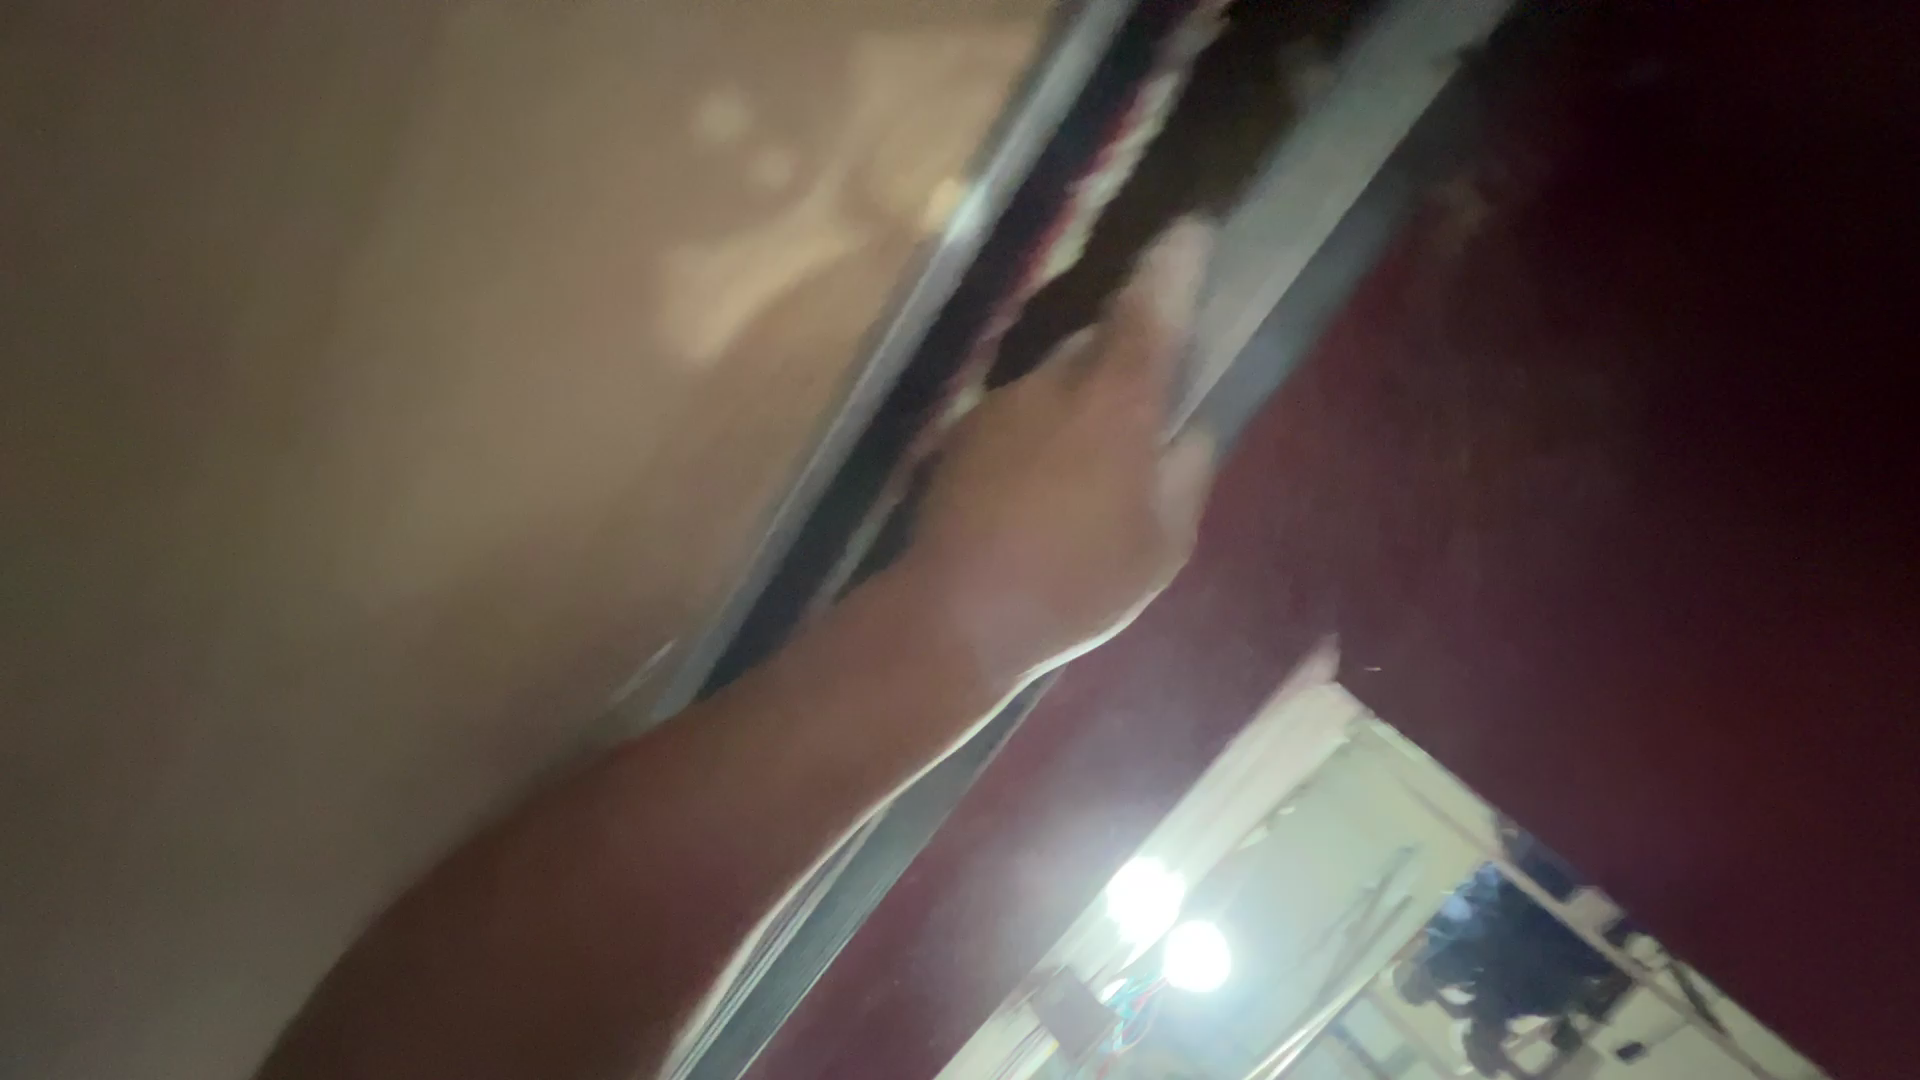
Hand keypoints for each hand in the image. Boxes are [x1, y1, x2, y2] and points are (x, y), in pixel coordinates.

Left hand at [899, 219, 1217, 684]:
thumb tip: (1188, 433)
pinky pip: (1014, 419)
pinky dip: (1033, 441)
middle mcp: (1052, 384)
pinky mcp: (960, 436)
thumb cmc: (1077, 584)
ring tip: (1074, 483)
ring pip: (1052, 386)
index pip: (1152, 310)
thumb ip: (1186, 475)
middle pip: (1097, 347)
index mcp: (1116, 403)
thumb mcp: (1162, 546)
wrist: (959, 612)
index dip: (1176, 265)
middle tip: (1133, 428)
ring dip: (1073, 413)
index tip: (1191, 230)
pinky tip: (1028, 497)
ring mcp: (998, 406)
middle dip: (1122, 368)